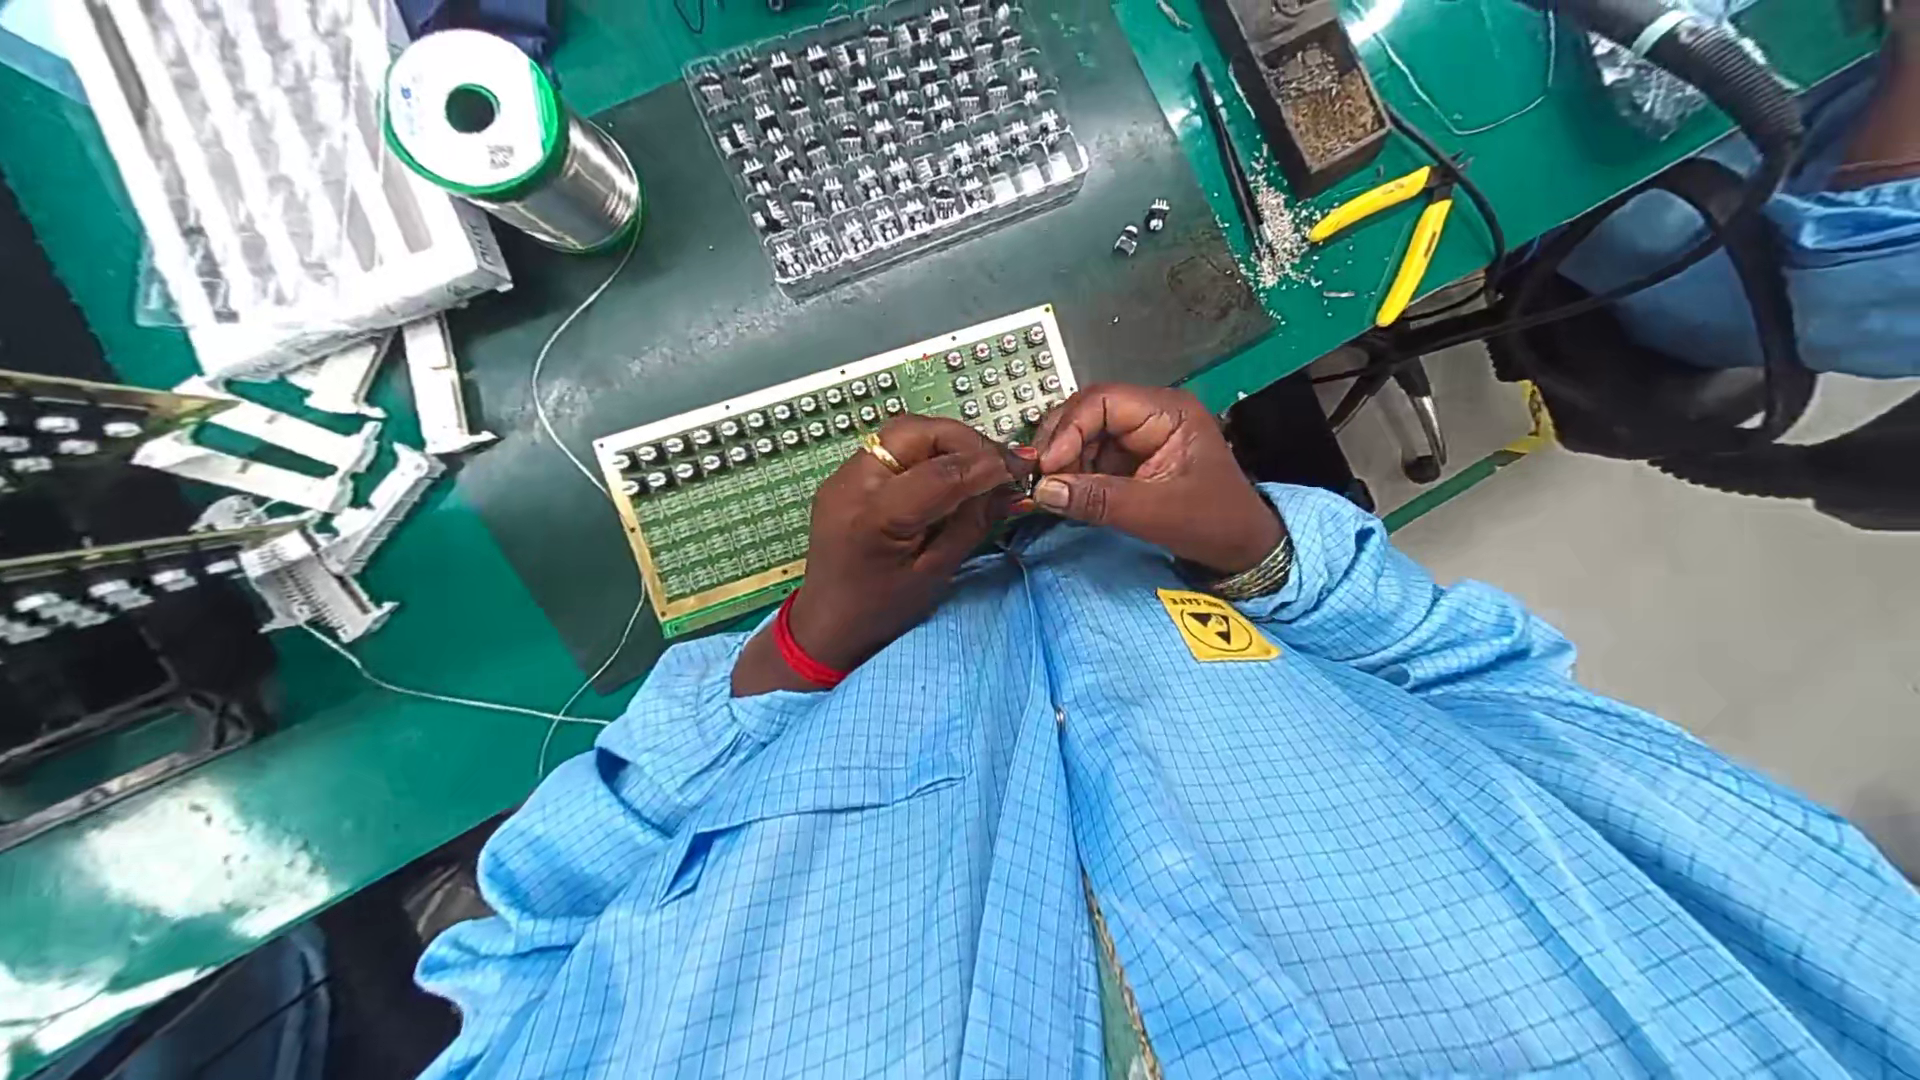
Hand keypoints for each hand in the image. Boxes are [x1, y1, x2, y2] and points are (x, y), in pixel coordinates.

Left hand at [732, 416, 1012, 694]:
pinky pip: (892, 448)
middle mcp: (852, 483)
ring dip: (947, 442)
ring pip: (904, 432)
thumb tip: (1008, 487)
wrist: (826, 624)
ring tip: (978, 466)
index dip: (986, 465)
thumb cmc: (881, 611)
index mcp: (873, 516)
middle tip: (999, 464)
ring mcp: (843, 475)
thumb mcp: (934, 572)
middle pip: (917, 432)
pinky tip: (948, 473)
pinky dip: (927, 451)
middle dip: (966, 441)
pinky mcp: (845, 477)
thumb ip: (971, 523)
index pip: (940, 473)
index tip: (1021, 468)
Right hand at [1031, 383, 1281, 574]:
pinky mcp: (1127, 461)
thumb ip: (1098, 500)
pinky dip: (1070, 475)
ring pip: (1082, 435)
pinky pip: (1088, 458)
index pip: (1102, 401)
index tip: (1047, 466)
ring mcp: (1136, 438)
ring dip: (1062, 461)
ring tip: (1051, 490)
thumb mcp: (1155, 512)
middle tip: (1040, 479)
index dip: (1068, 429)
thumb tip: (1043, 492)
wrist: (1240, 549)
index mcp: (1167, 412)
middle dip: (1060, 444)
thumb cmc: (1213, 523)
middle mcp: (1148, 415)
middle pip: (1087, 413)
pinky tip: (1064, 493)